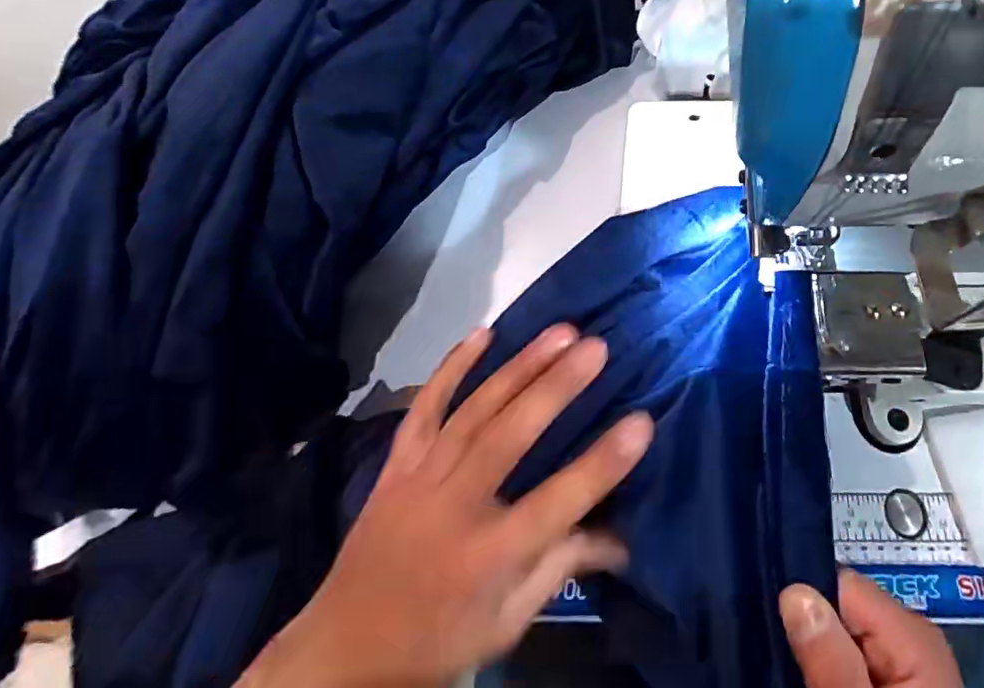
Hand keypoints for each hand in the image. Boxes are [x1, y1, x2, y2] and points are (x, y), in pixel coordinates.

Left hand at [241, 323, 653, 687]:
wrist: (341, 651)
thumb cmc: (438, 640)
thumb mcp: (508, 621)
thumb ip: (562, 566)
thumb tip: (624, 537)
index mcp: (487, 558)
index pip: (556, 503)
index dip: (602, 463)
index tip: (641, 422)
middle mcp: (452, 509)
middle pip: (509, 437)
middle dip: (556, 388)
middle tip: (596, 347)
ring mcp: (419, 479)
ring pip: (474, 411)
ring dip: (519, 366)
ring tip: (560, 332)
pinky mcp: (396, 464)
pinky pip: (424, 406)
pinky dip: (451, 367)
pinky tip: (482, 333)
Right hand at [781, 569, 962, 687]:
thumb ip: (832, 659)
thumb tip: (794, 591)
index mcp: (912, 631)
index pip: (841, 583)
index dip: (802, 601)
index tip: (767, 620)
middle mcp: (911, 633)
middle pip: (841, 606)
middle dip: (807, 627)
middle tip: (776, 652)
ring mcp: (906, 660)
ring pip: (845, 633)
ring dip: (817, 648)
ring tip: (789, 665)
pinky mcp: (897, 680)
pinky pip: (854, 655)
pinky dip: (833, 664)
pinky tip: (815, 675)